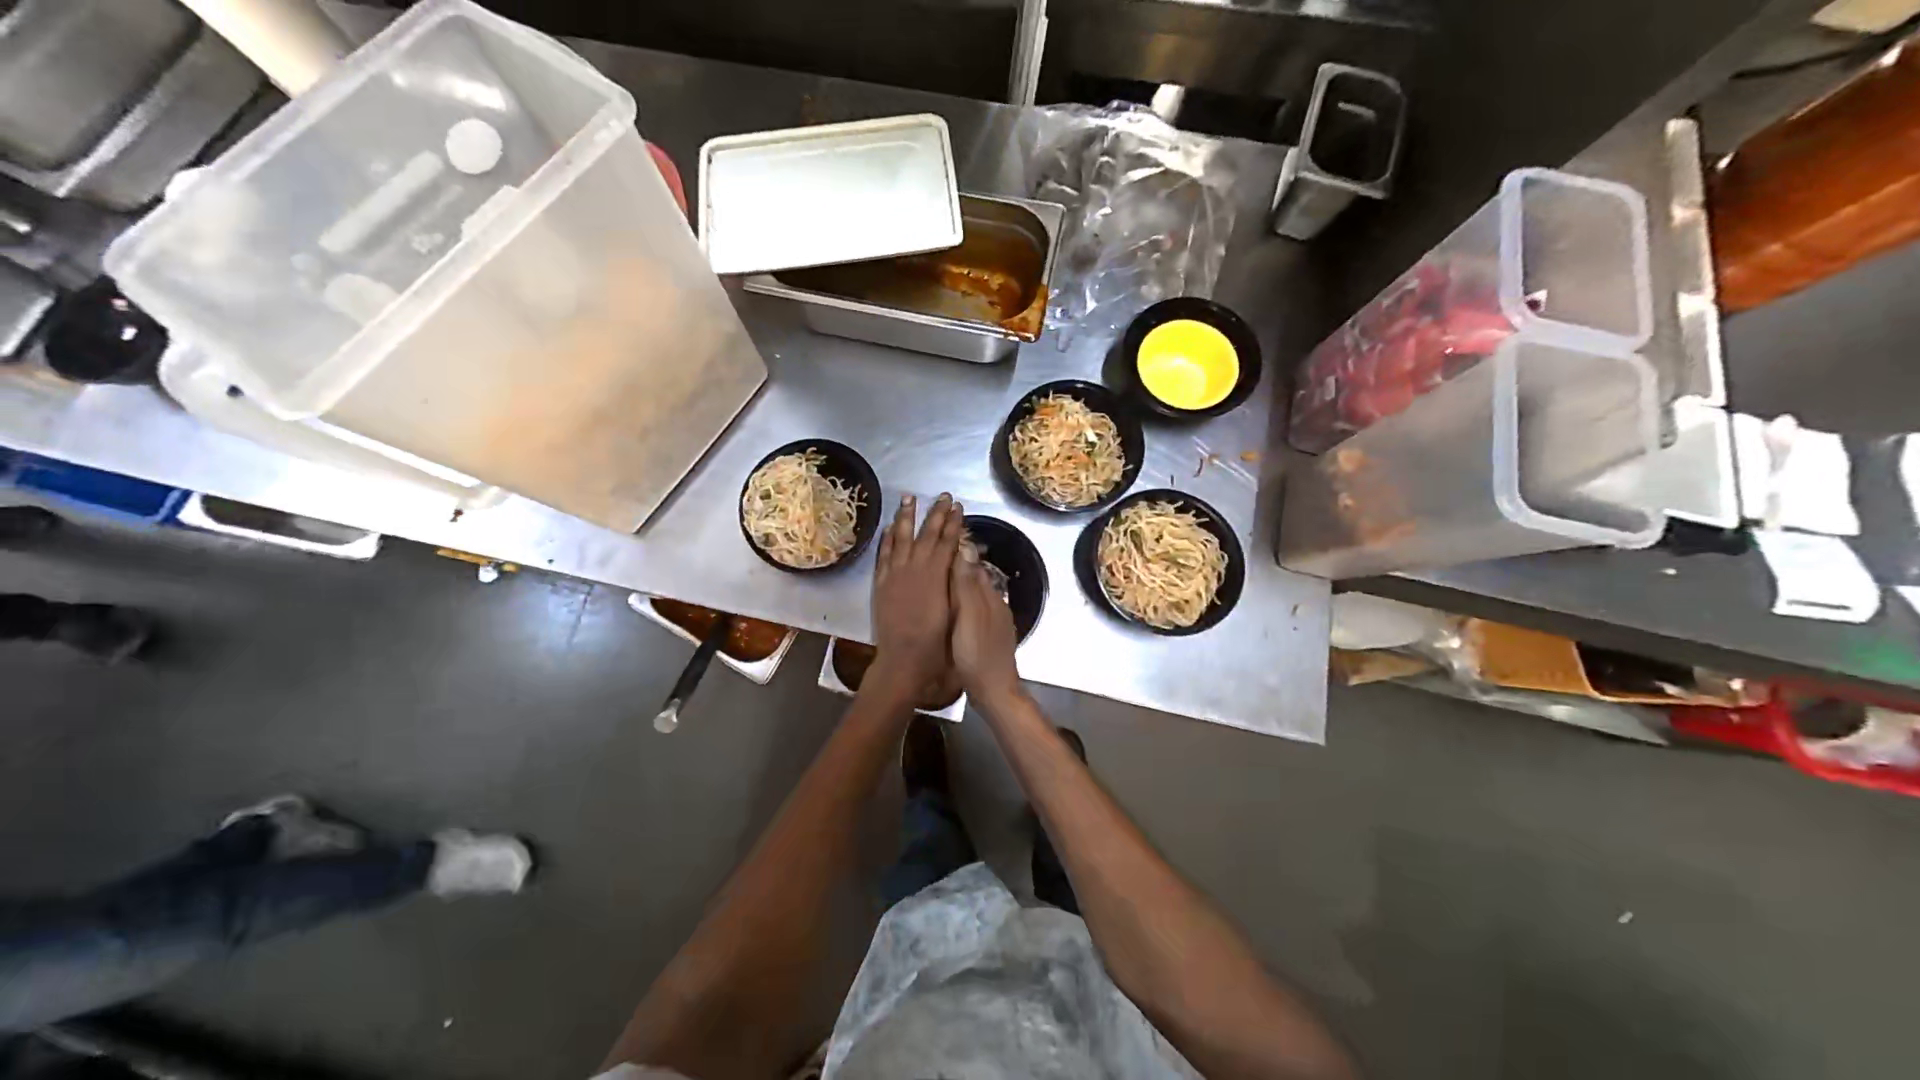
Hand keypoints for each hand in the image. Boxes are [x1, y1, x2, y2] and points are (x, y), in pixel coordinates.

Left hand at [871, 493, 962, 695]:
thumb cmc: (938, 642)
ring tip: (909, 498)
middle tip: (942, 496)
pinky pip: (883, 555)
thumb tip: (964, 558)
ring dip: (905, 517)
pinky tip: (889, 528)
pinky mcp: (882, 584)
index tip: (959, 507)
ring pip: (900, 538)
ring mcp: (895, 574)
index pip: (948, 541)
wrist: (905, 660)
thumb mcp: (956, 609)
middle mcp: (915, 568)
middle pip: (926, 534)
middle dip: (936, 513)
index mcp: (937, 574)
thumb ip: (957, 580)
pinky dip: (886, 539)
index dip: (954, 523)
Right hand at [950, 540, 1020, 704]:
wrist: (993, 692)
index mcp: (987, 596)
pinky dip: (963, 602)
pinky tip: (951, 609)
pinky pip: (975, 609)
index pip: (972, 563)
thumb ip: (966, 584)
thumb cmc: (976, 655)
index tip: (940, 535)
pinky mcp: (989, 635)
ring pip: (975, 593)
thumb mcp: (968, 617)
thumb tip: (965, 546)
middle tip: (936, 553)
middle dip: (958, 564)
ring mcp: (994, 620)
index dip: (957, 549)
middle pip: (975, 576)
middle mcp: (994, 603)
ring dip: (960, 583)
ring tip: (940, 577)